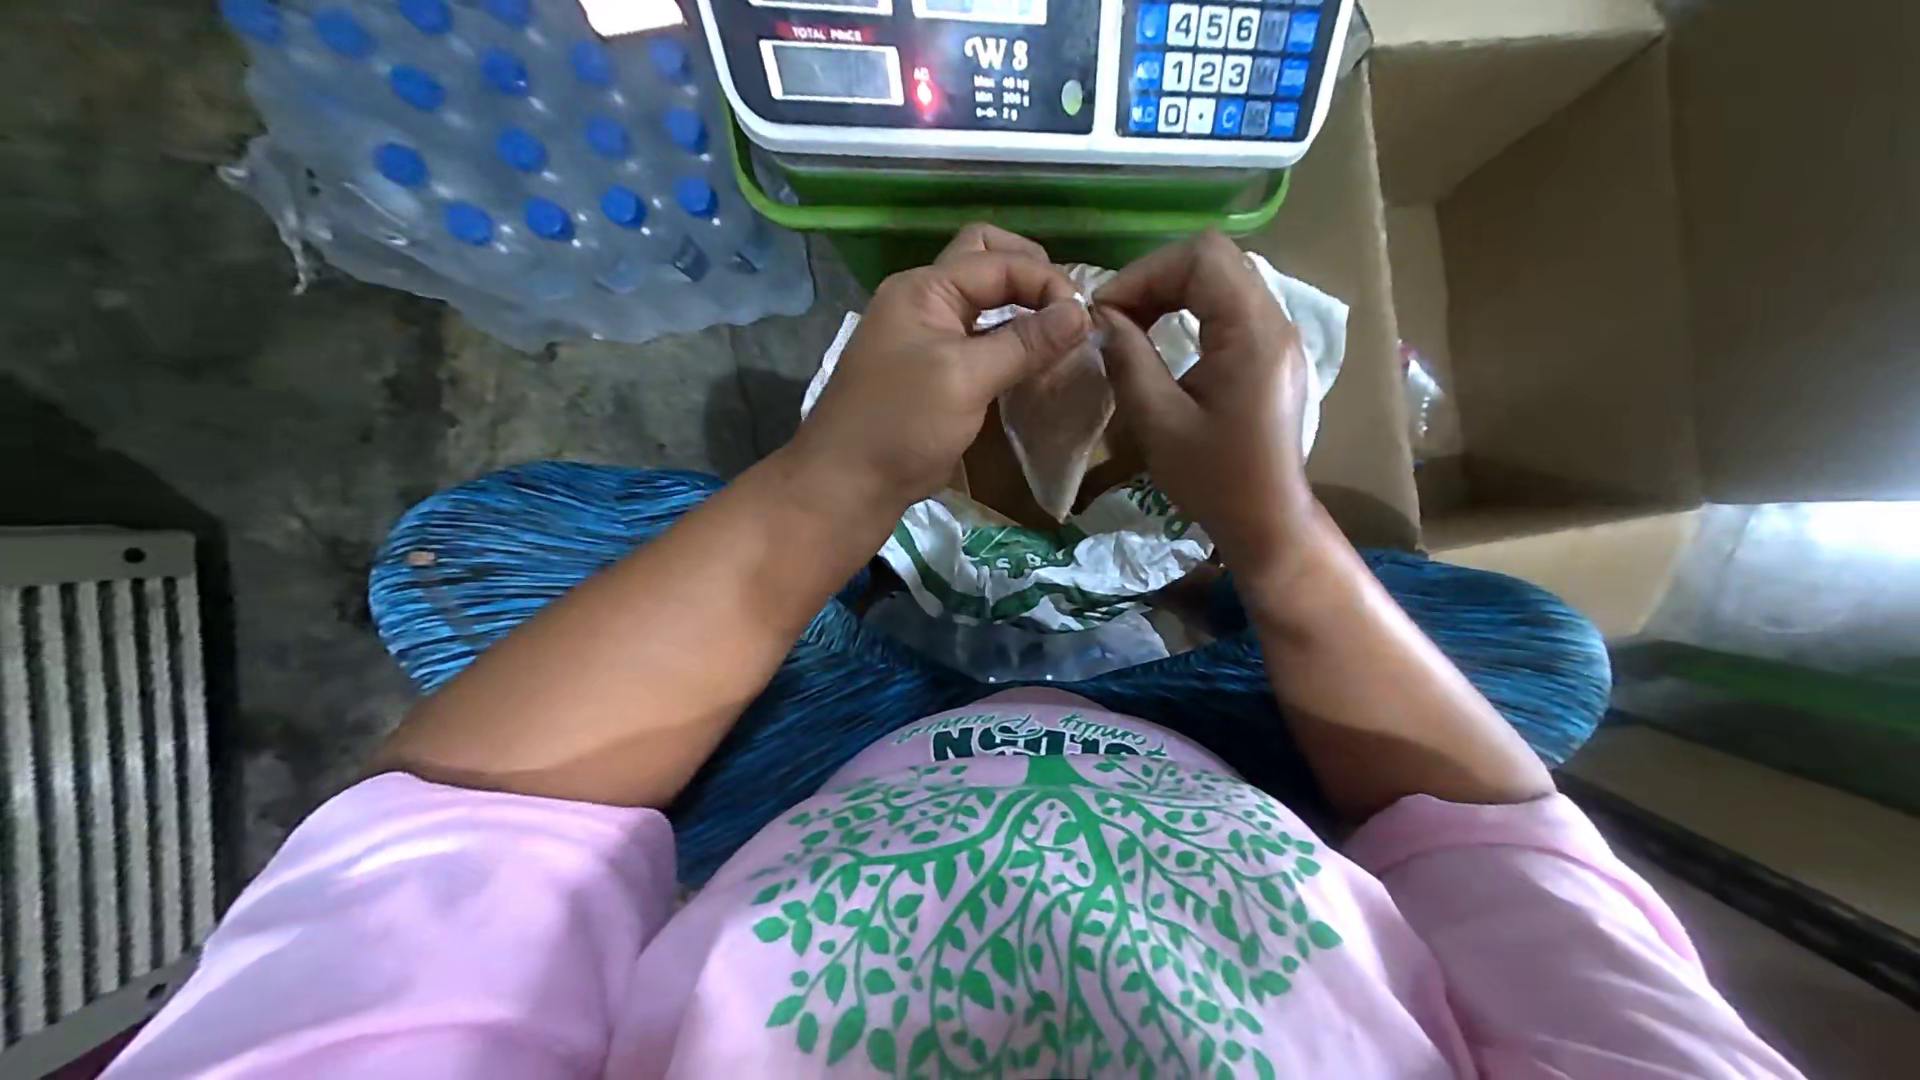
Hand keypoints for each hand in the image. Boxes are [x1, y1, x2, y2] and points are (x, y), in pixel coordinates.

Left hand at [790, 225, 1090, 509]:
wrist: (847, 486)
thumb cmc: (901, 426)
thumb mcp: (965, 378)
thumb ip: (1024, 342)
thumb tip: (1083, 311)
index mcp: (924, 288)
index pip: (997, 260)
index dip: (1045, 282)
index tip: (1083, 321)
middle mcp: (923, 303)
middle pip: (984, 263)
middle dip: (1030, 278)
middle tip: (1065, 312)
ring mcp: (925, 339)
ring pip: (982, 305)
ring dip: (1020, 312)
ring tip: (1059, 336)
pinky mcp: (932, 375)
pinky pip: (976, 343)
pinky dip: (1006, 345)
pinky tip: (1032, 366)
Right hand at [1094, 230, 1316, 571]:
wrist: (1267, 519)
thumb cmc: (1213, 478)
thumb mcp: (1158, 422)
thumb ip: (1128, 360)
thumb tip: (1103, 318)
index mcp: (1252, 334)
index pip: (1201, 257)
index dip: (1144, 273)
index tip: (1106, 312)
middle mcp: (1275, 321)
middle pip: (1213, 259)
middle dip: (1155, 278)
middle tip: (1116, 318)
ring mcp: (1279, 335)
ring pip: (1223, 277)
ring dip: (1171, 292)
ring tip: (1134, 326)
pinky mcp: (1273, 353)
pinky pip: (1231, 305)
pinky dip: (1191, 309)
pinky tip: (1165, 338)